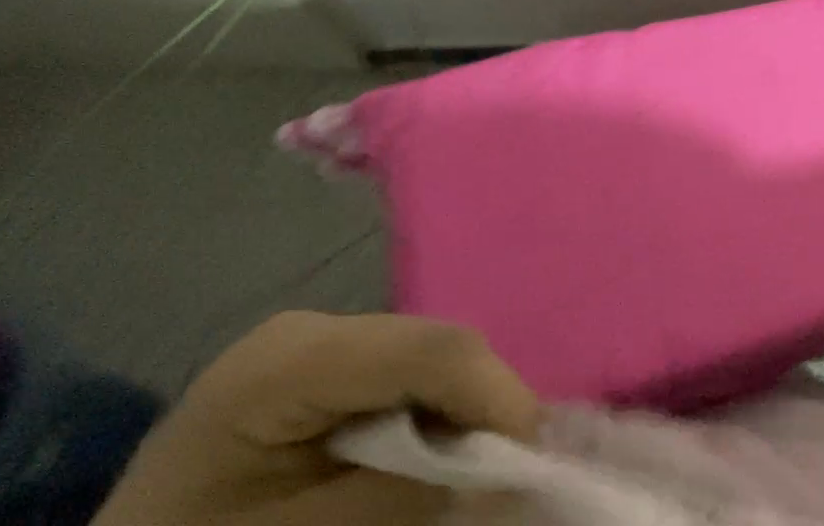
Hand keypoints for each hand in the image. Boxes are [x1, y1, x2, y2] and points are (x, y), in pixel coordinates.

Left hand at [93, 312, 539, 524]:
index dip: (496, 396)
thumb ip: (409, 496)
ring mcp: (318, 337)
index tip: (535, 457)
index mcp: (289, 360)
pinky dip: (435, 411)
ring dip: (465, 409)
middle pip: (438, 346)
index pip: (429, 350)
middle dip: (485, 405)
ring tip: (473, 465)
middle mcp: (312, 326)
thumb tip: (515, 475)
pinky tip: (430, 450)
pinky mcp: (327, 360)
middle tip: (510, 470)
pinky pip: (409, 371)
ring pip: (433, 354)